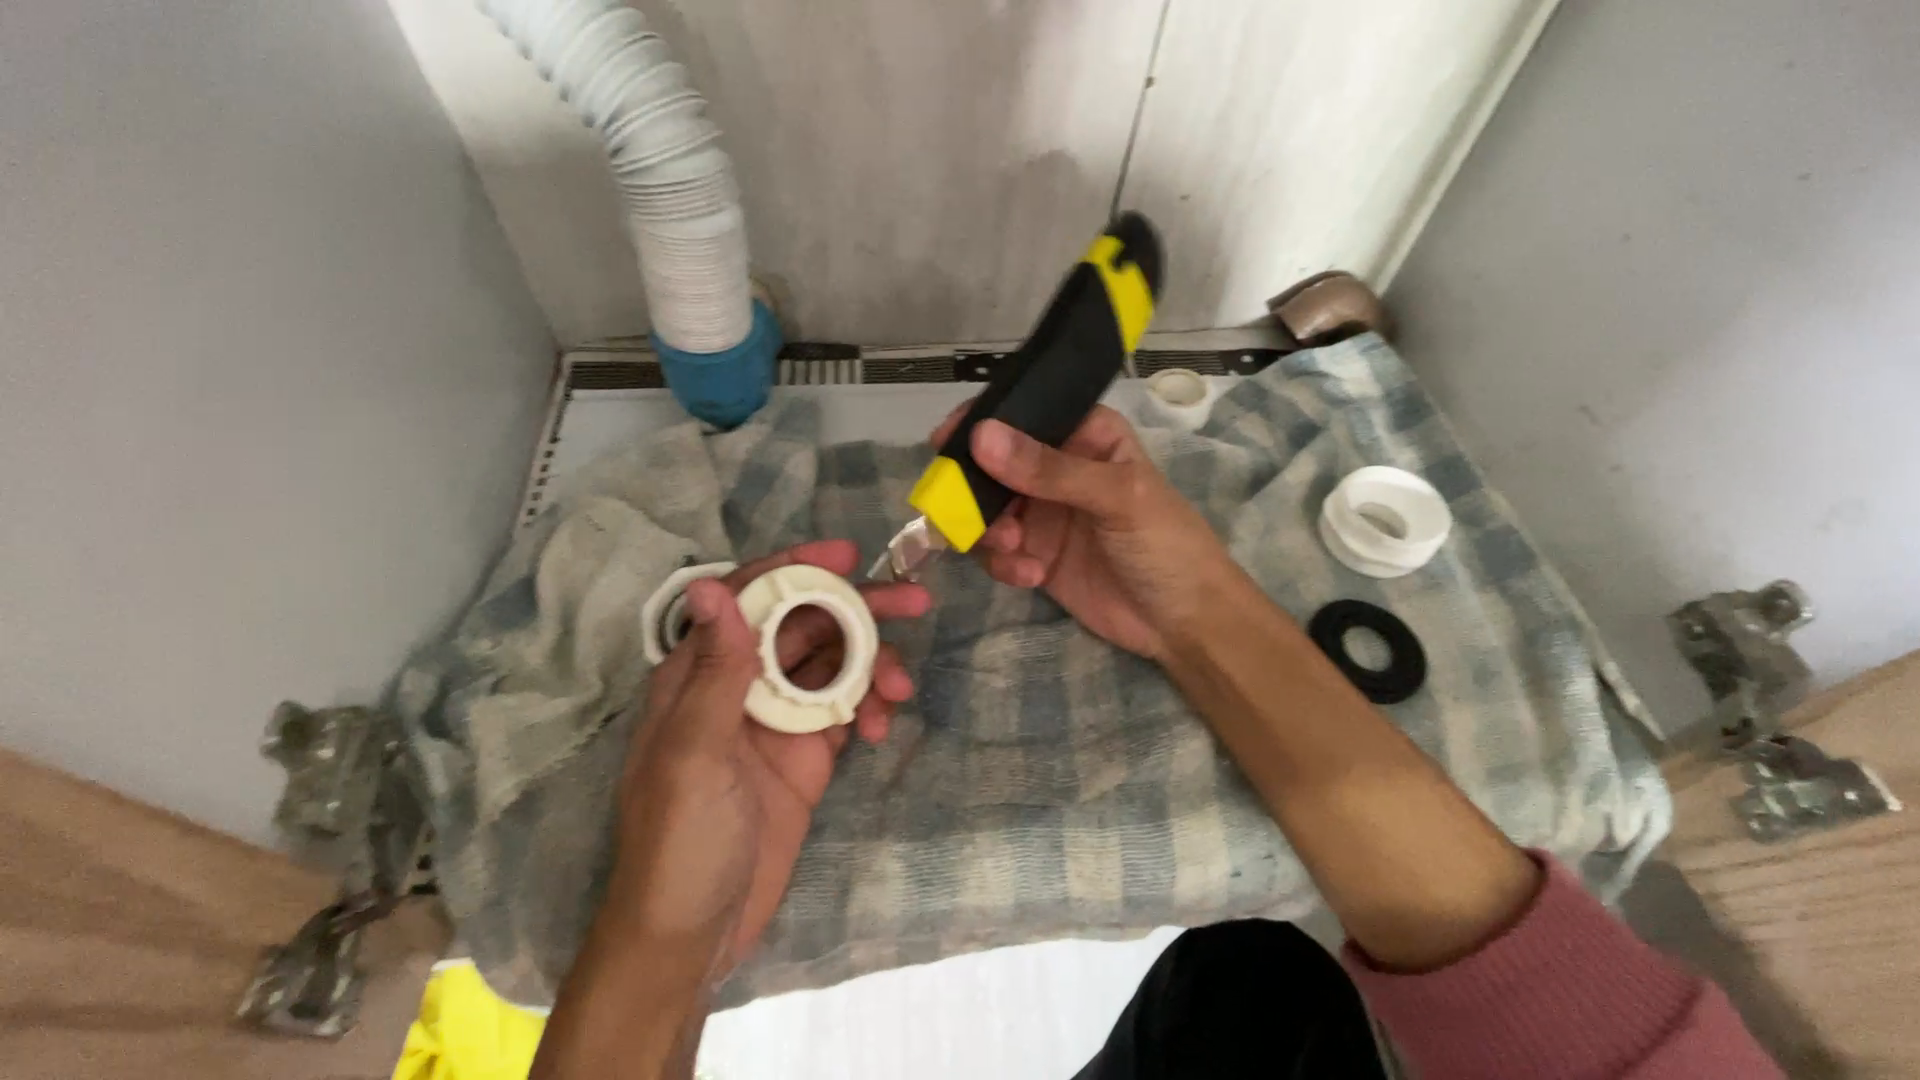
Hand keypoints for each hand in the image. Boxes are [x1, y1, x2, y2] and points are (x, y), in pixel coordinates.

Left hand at [600, 539, 927, 975]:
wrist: (695, 934)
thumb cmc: (679, 842)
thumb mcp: (692, 755)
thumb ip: (714, 673)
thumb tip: (713, 588)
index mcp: (699, 675)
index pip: (749, 601)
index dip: (795, 570)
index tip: (848, 557)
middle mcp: (740, 686)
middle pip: (803, 626)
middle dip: (856, 610)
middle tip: (914, 604)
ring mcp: (777, 721)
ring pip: (833, 666)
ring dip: (871, 664)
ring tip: (900, 688)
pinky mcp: (806, 756)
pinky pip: (846, 711)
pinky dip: (869, 708)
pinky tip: (882, 727)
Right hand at [930, 403, 1236, 659]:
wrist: (1183, 621)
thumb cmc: (1165, 544)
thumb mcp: (1116, 498)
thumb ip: (1050, 470)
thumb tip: (982, 437)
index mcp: (1086, 434)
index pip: (1025, 412)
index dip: (982, 421)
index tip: (946, 442)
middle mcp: (1058, 468)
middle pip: (993, 463)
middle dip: (975, 487)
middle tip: (964, 511)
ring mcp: (1043, 513)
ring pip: (986, 508)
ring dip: (988, 529)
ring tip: (1012, 548)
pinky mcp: (1034, 555)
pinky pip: (996, 551)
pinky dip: (1002, 563)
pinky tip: (1031, 576)